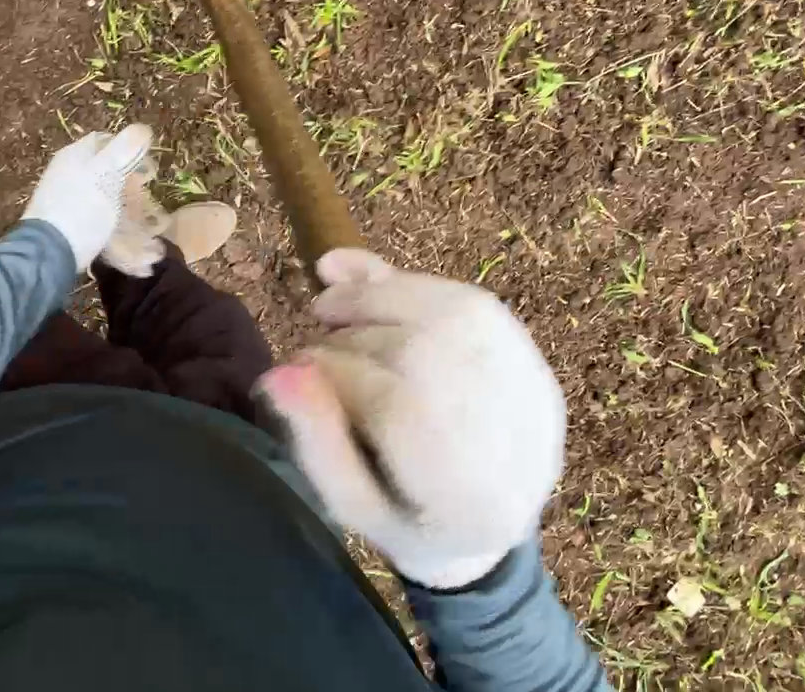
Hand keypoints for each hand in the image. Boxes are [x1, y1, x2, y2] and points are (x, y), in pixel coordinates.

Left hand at [21, 124, 152, 270]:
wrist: (49, 252)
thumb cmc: (81, 207)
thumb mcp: (106, 171)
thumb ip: (124, 148)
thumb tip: (142, 128)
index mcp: (75, 155)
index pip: (104, 141)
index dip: (128, 151)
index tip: (145, 170)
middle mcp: (67, 173)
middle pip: (105, 171)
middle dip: (129, 187)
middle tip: (143, 202)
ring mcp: (65, 200)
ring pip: (103, 198)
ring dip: (125, 212)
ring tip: (141, 229)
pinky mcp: (67, 226)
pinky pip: (96, 221)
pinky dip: (114, 230)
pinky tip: (128, 246)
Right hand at [256, 249, 564, 588]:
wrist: (494, 524)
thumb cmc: (411, 521)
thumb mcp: (355, 509)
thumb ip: (318, 447)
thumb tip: (278, 374)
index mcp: (466, 491)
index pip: (393, 405)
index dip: (329, 375)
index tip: (290, 376)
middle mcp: (511, 432)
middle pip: (416, 353)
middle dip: (345, 339)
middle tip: (309, 353)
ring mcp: (526, 386)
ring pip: (442, 311)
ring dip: (370, 297)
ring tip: (326, 308)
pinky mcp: (526, 352)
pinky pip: (462, 297)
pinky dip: (401, 279)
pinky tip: (355, 280)